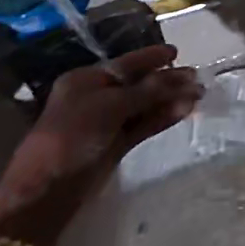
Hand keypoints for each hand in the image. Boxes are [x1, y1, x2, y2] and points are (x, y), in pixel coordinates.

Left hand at [0, 45, 200, 245]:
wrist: (46, 192)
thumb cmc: (71, 136)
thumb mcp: (108, 107)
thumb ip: (145, 91)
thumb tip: (178, 76)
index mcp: (85, 80)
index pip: (125, 63)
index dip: (150, 57)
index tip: (176, 52)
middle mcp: (96, 97)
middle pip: (137, 84)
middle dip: (166, 80)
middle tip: (198, 77)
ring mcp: (106, 123)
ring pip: (143, 106)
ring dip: (169, 100)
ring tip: (198, 95)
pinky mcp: (115, 147)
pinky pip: (143, 126)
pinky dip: (162, 118)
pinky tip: (183, 111)